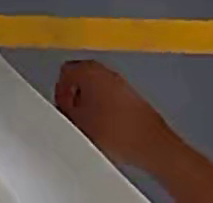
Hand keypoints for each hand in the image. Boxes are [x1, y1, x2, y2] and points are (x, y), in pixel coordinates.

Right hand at [55, 60, 180, 169]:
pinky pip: (111, 95)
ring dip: (90, 100)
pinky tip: (107, 126)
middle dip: (74, 94)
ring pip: (96, 86)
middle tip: (73, 114)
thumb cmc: (114, 130)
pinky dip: (105, 106)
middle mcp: (103, 69)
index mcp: (86, 69)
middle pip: (80, 76)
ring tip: (90, 123)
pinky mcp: (133, 96)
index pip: (64, 72)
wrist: (152, 144)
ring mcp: (120, 81)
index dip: (60, 91)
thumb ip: (65, 110)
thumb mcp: (78, 122)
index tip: (63, 107)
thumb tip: (64, 108)